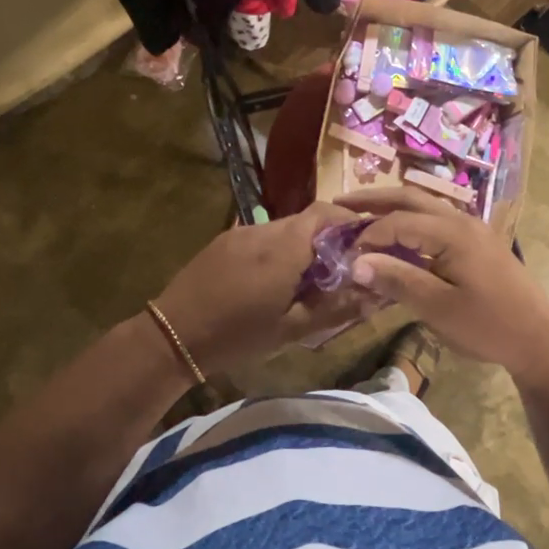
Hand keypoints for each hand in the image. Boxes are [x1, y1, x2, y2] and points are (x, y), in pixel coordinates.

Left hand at [152, 202, 363, 373]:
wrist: (172, 336)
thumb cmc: (237, 336)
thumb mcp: (292, 329)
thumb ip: (336, 307)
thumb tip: (376, 294)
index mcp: (284, 247)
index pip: (327, 213)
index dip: (350, 222)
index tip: (365, 247)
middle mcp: (264, 230)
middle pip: (307, 219)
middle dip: (328, 239)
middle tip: (339, 271)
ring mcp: (240, 233)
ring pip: (284, 228)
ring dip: (302, 246)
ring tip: (306, 280)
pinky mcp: (223, 241)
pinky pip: (262, 237)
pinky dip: (278, 250)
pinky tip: (273, 281)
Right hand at [336, 188, 548, 387]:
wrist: (540, 340)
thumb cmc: (490, 326)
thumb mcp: (439, 308)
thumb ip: (398, 280)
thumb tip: (356, 262)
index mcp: (453, 233)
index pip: (398, 221)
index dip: (368, 235)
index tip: (343, 254)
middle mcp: (462, 221)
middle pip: (411, 198)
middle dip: (374, 200)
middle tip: (339, 205)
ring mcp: (473, 230)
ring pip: (425, 206)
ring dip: (393, 208)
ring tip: (362, 214)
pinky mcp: (477, 244)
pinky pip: (437, 221)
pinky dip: (411, 222)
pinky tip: (398, 237)